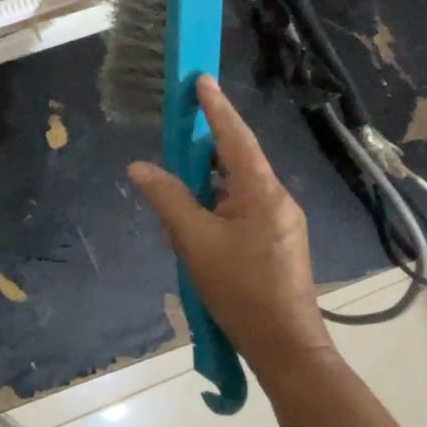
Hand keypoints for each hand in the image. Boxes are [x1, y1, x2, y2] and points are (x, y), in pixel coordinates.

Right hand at [127, 76, 334, 374]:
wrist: (286, 347)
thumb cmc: (242, 289)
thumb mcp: (195, 241)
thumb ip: (167, 198)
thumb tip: (140, 167)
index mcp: (262, 194)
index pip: (236, 139)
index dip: (216, 108)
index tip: (201, 79)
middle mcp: (276, 201)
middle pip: (233, 163)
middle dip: (199, 156)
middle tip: (172, 144)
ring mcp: (277, 224)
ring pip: (230, 191)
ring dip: (200, 192)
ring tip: (173, 211)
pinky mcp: (272, 244)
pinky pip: (235, 212)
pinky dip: (209, 211)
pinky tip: (189, 232)